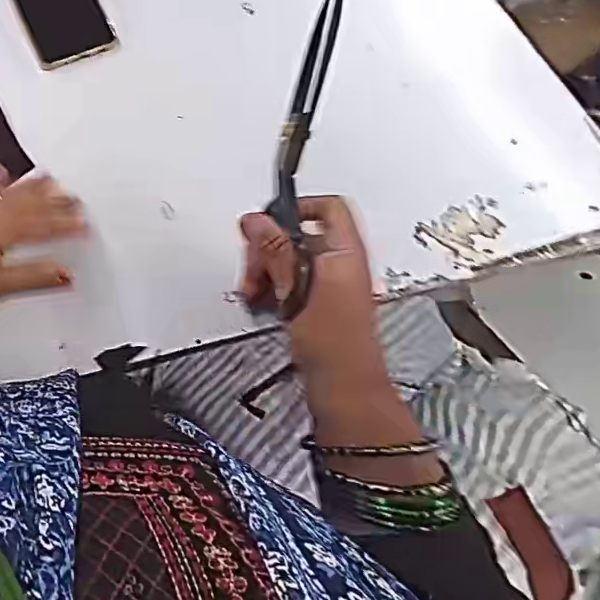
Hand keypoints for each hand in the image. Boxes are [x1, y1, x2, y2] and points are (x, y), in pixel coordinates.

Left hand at [0, 166, 85, 314]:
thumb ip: (33, 277)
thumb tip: (63, 275)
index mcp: (2, 232)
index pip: (44, 226)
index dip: (66, 225)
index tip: (84, 225)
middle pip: (30, 203)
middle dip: (56, 201)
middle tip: (75, 199)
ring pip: (9, 191)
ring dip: (32, 186)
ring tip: (50, 180)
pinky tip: (0, 173)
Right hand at [238, 196, 382, 384]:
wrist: (343, 391)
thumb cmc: (337, 350)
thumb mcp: (301, 293)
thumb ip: (279, 254)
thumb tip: (260, 221)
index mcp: (344, 254)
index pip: (326, 208)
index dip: (295, 208)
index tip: (268, 225)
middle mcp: (336, 264)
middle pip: (294, 234)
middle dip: (266, 249)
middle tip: (256, 269)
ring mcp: (322, 284)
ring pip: (283, 258)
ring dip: (261, 271)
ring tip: (255, 291)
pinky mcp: (309, 302)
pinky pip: (282, 281)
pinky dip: (266, 287)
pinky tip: (260, 301)